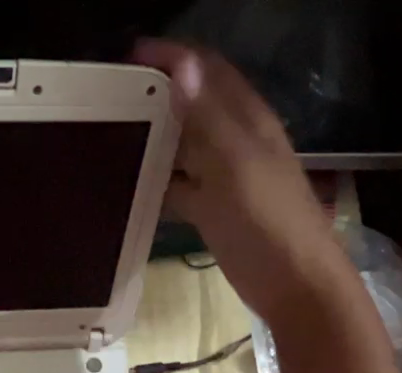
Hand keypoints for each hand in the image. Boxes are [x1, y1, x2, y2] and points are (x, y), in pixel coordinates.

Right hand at [132, 40, 353, 315]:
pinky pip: (179, 186)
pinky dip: (155, 181)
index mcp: (246, 120)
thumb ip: (207, 117)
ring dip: (152, 137)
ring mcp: (224, 177)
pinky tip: (128, 187)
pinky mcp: (213, 210)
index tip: (125, 58)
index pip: (207, 71)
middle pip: (192, 105)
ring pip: (183, 145)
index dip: (171, 58)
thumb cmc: (267, 223)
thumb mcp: (235, 165)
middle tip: (107, 98)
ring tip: (108, 137)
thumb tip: (179, 64)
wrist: (294, 285)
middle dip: (154, 95)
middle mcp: (235, 140)